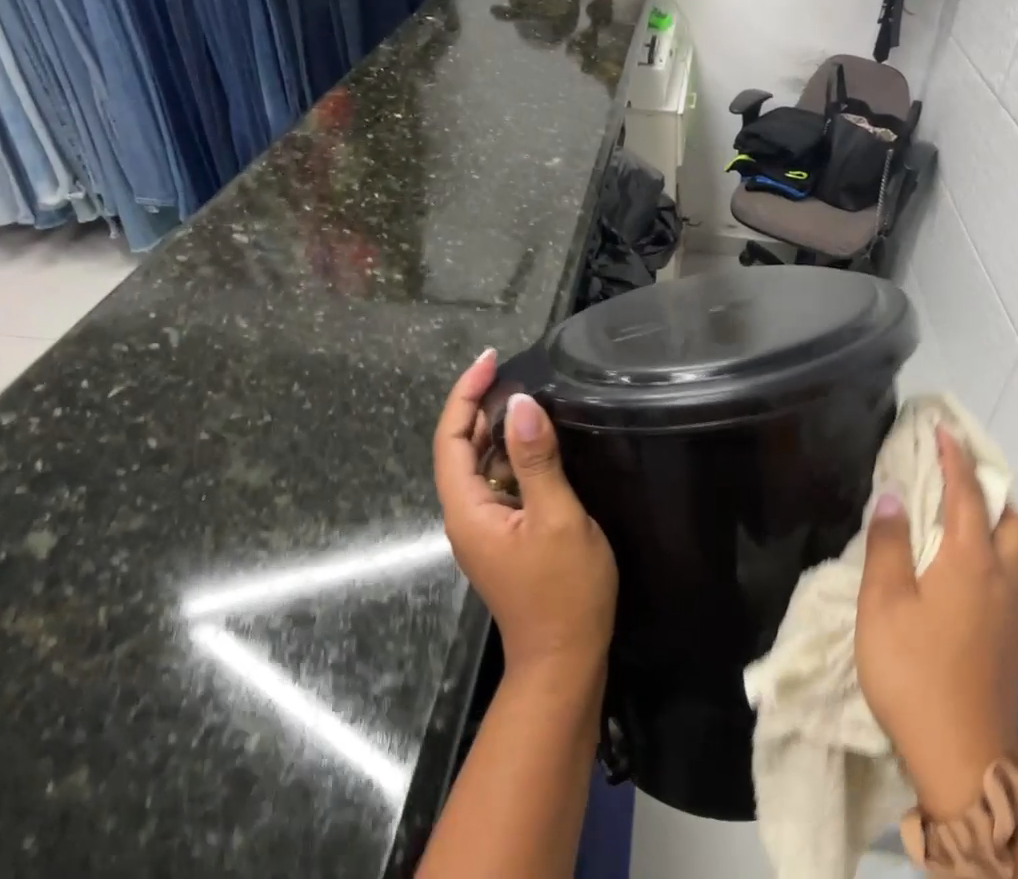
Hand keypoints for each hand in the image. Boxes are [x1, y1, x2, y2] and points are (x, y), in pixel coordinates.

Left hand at [433, 349, 617, 674]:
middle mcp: (468, 516)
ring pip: (485, 468)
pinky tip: (544, 446)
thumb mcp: (557, 518)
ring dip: (502, 432)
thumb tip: (521, 405)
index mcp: (468, 510)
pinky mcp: (507, 538)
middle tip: (517, 372)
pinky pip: (503, 486)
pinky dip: (517, 459)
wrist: (565, 657)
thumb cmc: (563, 590)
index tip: (490, 360)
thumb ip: (537, 461)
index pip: (452, 439)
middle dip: (484, 407)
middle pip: (463, 450)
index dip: (466, 395)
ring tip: (533, 399)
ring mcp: (487, 529)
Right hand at [857, 428, 1017, 816]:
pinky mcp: (1015, 635)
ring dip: (997, 519)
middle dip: (989, 487)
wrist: (965, 754)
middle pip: (1011, 515)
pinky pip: (1015, 571)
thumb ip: (888, 546)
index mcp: (972, 559)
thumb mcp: (883, 606)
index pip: (967, 491)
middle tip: (957, 477)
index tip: (944, 427)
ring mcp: (1016, 607)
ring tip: (962, 518)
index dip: (955, 455)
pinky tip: (969, 569)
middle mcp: (1005, 574)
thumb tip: (893, 496)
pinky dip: (998, 550)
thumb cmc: (915, 673)